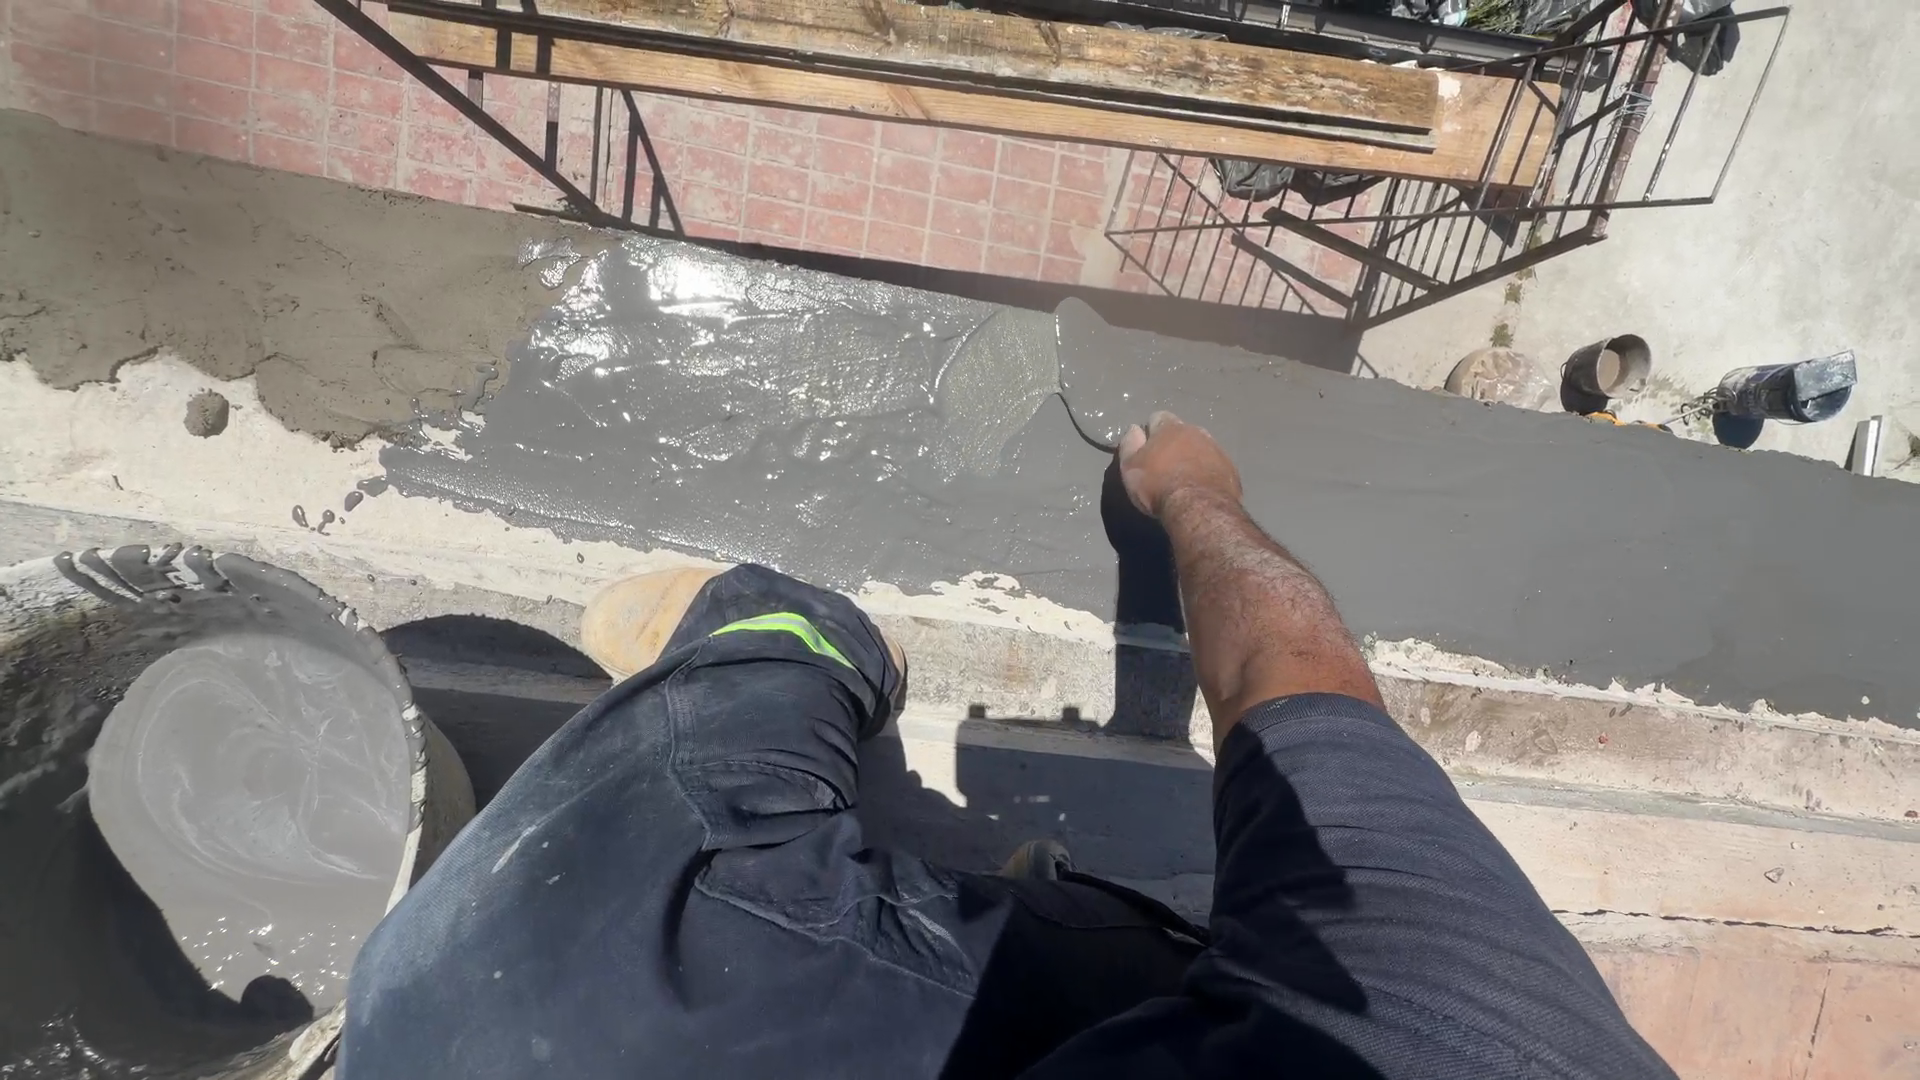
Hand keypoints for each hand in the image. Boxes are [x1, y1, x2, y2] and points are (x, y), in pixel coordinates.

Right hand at [1116, 411, 1241, 518]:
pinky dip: (1207, 472)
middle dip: (1174, 443)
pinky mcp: (1230, 469)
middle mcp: (1196, 432)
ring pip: (1201, 446)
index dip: (1150, 431)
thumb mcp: (1131, 466)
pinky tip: (1200, 487)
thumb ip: (1130, 444)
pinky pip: (1215, 465)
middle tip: (1164, 464)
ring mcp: (1217, 449)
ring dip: (1192, 456)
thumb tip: (1134, 429)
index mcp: (1170, 428)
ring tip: (1184, 477)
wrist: (1199, 507)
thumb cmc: (1158, 485)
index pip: (1158, 417)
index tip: (1145, 447)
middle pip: (1183, 431)